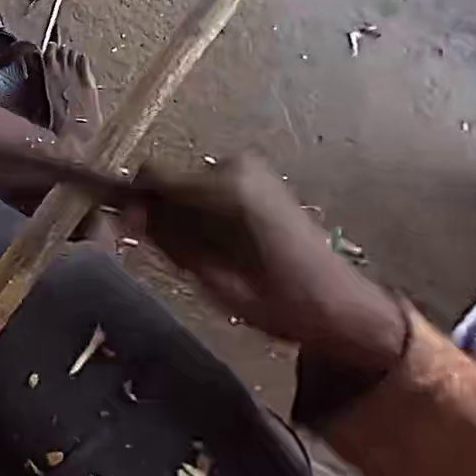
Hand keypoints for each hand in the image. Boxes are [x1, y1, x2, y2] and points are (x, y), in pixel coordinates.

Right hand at [133, 155, 406, 376]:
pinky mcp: (256, 176)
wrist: (347, 308)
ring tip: (204, 254)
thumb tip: (129, 213)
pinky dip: (201, 210)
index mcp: (228, 189)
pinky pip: (206, 186)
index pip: (153, 175)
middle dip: (161, 211)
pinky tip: (221, 241)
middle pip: (169, 179)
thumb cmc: (282, 304)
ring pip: (186, 184)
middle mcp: (236, 166)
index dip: (134, 200)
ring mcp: (248, 168)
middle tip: (175, 253)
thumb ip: (171, 241)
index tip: (129, 228)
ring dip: (182, 213)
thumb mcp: (216, 281)